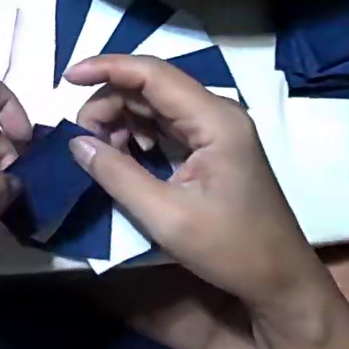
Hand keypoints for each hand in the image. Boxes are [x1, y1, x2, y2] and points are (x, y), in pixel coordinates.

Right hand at [65, 55, 330, 313]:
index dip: (107, 68)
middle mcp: (217, 113)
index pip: (153, 74)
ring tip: (100, 150)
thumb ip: (118, 175)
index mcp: (214, 120)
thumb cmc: (231, 249)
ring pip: (155, 105)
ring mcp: (216, 128)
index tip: (68, 77)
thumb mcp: (167, 217)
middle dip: (109, 103)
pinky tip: (123, 155)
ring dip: (121, 119)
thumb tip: (77, 142)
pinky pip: (165, 125)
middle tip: (81, 138)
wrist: (280, 280)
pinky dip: (137, 134)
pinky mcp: (211, 145)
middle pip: (151, 86)